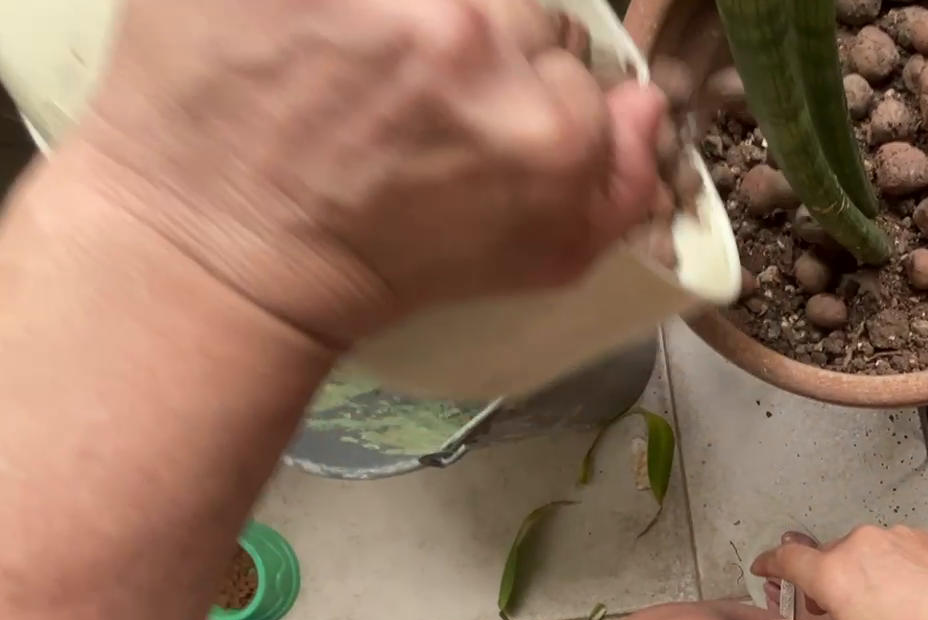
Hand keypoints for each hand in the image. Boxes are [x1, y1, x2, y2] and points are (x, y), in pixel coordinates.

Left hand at [58, 0, 668, 344]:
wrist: (254, 242)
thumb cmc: (418, 262)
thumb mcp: (551, 258)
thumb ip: (622, 186)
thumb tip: (648, 102)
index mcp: (553, 129)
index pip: (584, 77)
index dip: (551, 106)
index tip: (508, 135)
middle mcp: (482, 43)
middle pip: (529, 16)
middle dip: (501, 55)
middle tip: (444, 98)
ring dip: (442, 25)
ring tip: (390, 67)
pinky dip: (373, 15)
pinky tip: (349, 45)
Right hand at [735, 525, 927, 619]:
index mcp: (832, 570)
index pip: (786, 557)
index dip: (770, 564)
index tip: (763, 569)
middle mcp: (859, 542)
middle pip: (825, 557)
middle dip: (821, 583)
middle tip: (834, 618)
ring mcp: (893, 535)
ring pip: (858, 552)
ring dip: (855, 574)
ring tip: (877, 612)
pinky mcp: (920, 535)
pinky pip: (889, 547)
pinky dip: (886, 566)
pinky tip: (904, 597)